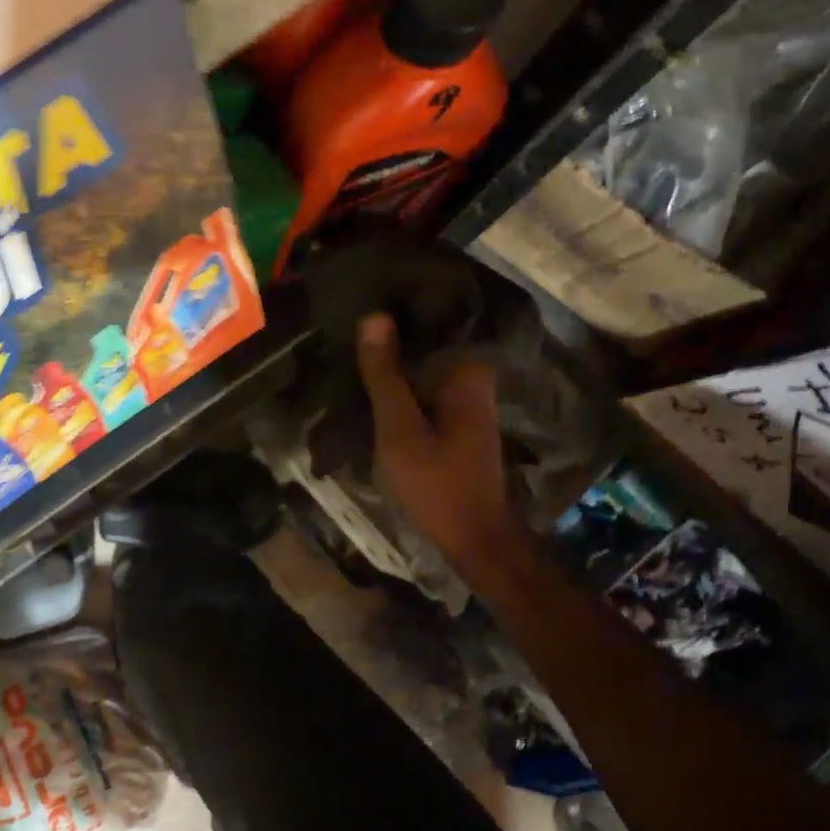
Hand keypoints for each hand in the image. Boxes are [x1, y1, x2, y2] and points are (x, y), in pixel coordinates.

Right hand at [355, 313, 513, 562]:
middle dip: (398, 333)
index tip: (374, 291)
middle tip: (355, 320)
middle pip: (432, 343)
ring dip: (398, 360)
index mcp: (469, 373)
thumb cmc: (438, 483)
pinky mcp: (457, 421)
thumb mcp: (399, 429)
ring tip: (358, 344)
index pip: (442, 319)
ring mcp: (467, 402)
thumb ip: (385, 376)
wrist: (474, 538)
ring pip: (427, 366)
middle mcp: (475, 380)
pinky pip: (426, 388)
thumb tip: (373, 316)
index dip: (408, 305)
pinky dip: (404, 384)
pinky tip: (376, 382)